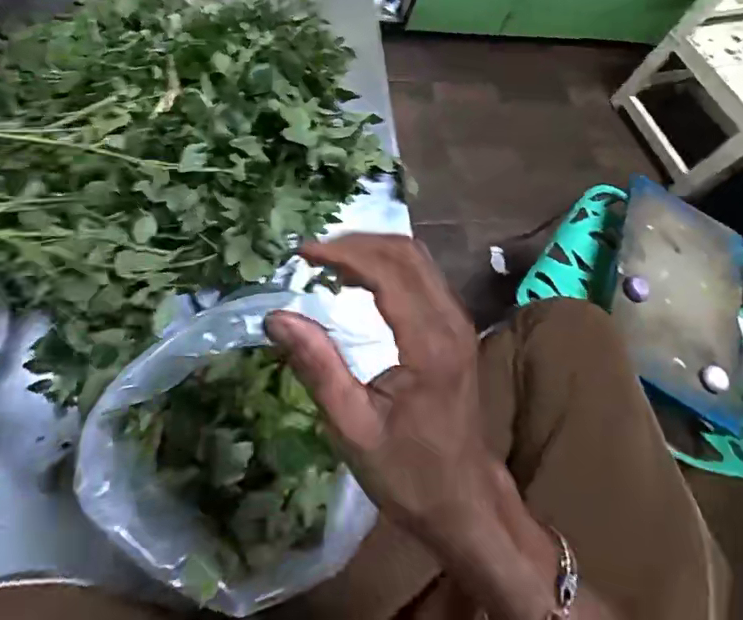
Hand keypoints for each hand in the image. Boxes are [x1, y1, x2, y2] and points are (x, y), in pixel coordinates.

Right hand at [265, 234, 491, 541]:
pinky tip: (358, 278)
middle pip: (407, 253)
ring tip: (328, 261)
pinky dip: (388, 264)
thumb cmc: (408, 472)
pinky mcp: (456, 326)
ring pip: (417, 259)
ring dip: (373, 250)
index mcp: (430, 343)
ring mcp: (459, 320)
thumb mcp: (353, 429)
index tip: (303, 253)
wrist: (464, 498)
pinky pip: (423, 275)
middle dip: (357, 243)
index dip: (345, 253)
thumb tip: (277, 316)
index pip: (389, 272)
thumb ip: (318, 368)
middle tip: (312, 254)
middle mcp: (452, 320)